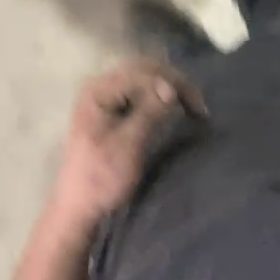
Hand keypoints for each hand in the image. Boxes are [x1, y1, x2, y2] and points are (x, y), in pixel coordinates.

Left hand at [43, 59, 203, 240]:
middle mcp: (99, 87)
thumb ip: (148, 113)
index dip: (174, 84)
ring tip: (192, 108)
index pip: (143, 73)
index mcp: (98, 91)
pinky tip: (175, 110)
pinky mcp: (110, 111)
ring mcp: (104, 98)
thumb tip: (171, 87)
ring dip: (170, 90)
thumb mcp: (128, 146)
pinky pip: (140, 94)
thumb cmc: (101, 179)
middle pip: (145, 71)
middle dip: (175, 84)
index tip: (198, 110)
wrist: (80, 208)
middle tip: (200, 107)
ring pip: (144, 81)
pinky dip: (160, 99)